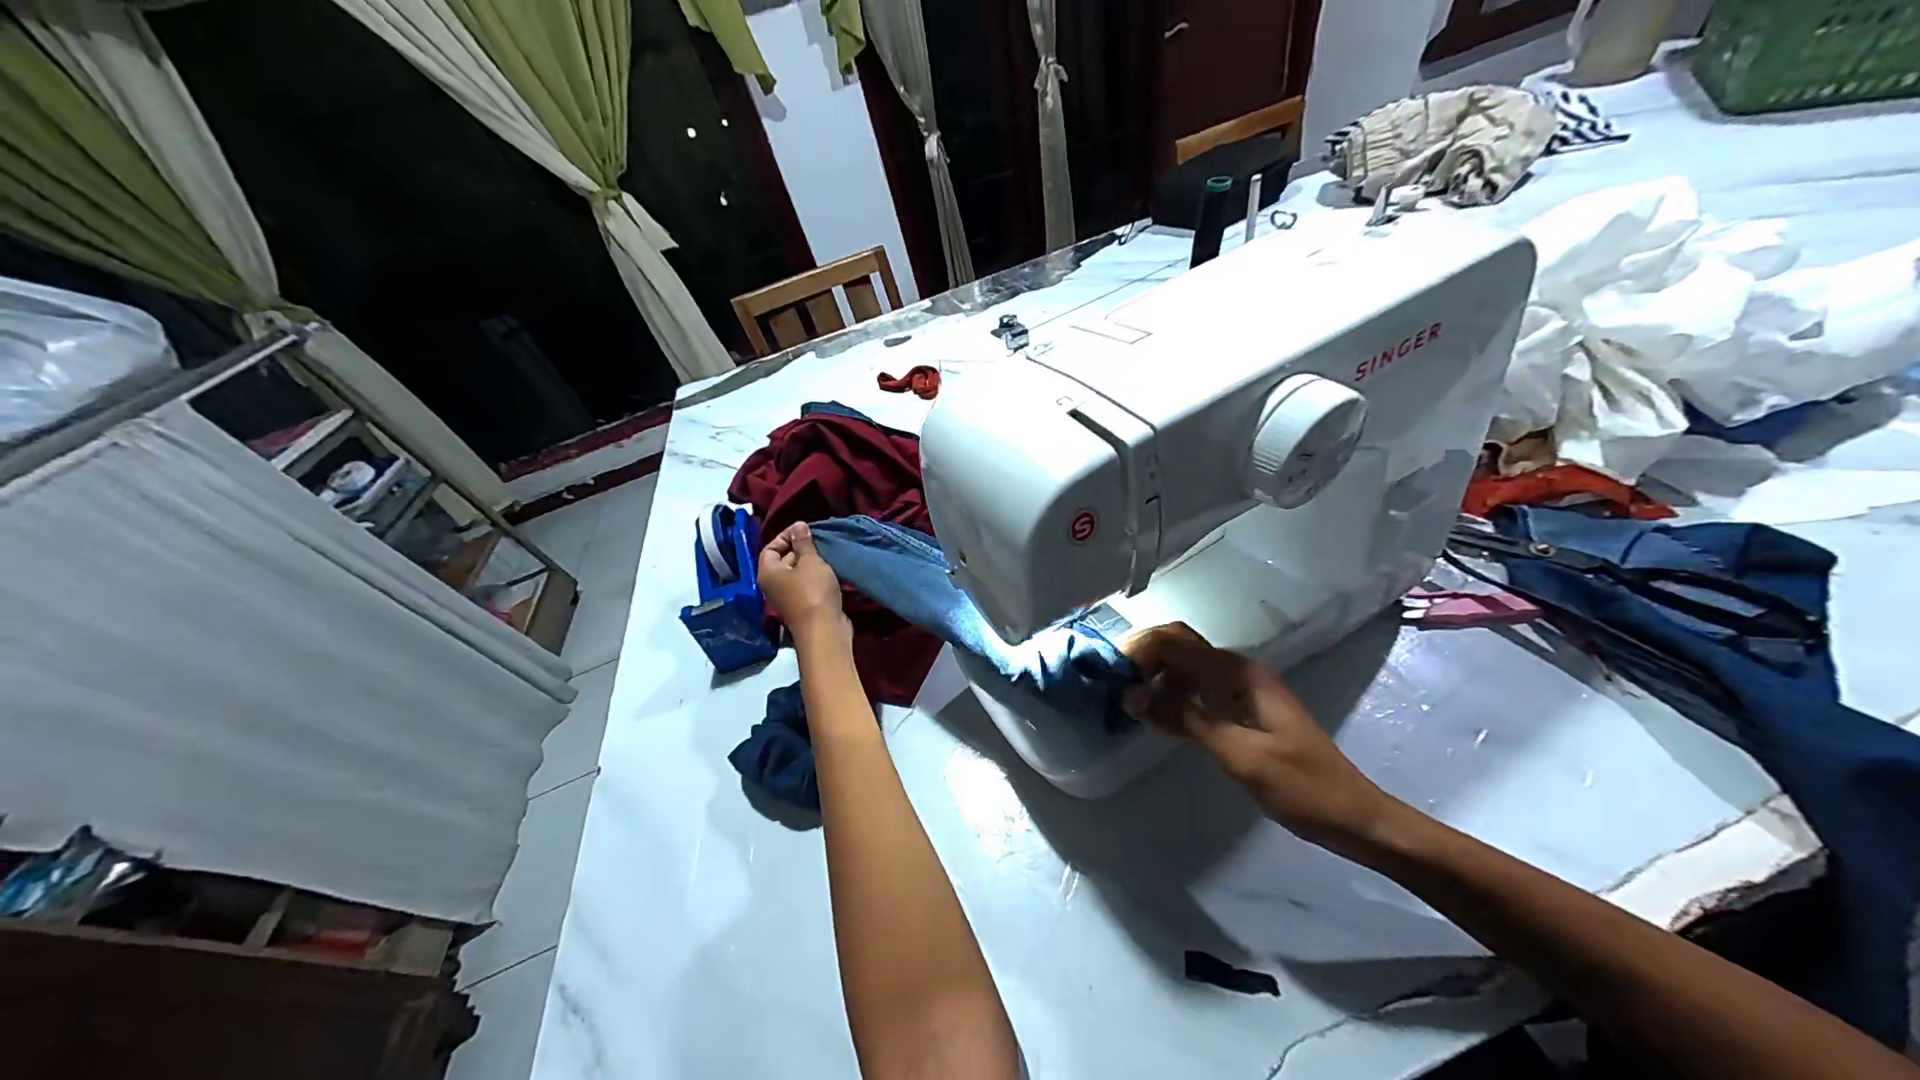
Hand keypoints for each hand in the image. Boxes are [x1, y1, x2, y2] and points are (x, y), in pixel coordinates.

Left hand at [758, 522, 849, 644]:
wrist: (824, 629)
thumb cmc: (813, 591)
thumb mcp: (810, 561)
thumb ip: (803, 542)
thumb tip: (798, 525)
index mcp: (768, 572)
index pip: (770, 547)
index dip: (785, 536)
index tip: (805, 530)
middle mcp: (773, 584)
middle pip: (783, 560)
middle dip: (800, 548)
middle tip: (819, 541)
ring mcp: (787, 597)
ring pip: (797, 573)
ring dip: (811, 563)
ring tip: (827, 554)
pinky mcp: (802, 605)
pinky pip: (806, 584)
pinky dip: (816, 576)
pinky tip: (831, 571)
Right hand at [1122, 623, 1395, 853]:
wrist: (1354, 816)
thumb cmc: (1300, 786)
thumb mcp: (1238, 754)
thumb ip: (1184, 719)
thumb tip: (1131, 694)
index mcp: (1241, 674)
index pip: (1177, 643)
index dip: (1140, 652)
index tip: (1112, 677)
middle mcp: (1241, 671)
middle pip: (1181, 647)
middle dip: (1144, 659)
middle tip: (1114, 686)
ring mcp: (1245, 688)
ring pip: (1189, 667)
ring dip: (1157, 677)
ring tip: (1129, 702)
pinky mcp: (1245, 708)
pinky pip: (1201, 688)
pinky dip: (1175, 695)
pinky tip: (1159, 716)